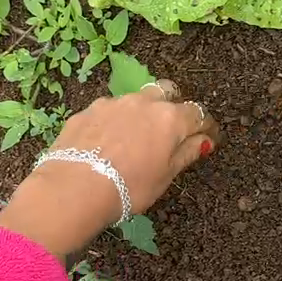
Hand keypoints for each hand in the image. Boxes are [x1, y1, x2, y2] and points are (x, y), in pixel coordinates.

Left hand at [0, 80, 216, 257]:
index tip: (207, 138)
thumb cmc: (129, 187)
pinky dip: (114, 122)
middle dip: (174, 105)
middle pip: (167, 92)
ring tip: (134, 138)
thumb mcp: (165, 176)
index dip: (205, 126)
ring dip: (141, 113)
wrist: (74, 188)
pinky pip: (108, 111)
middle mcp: (143, 102)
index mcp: (170, 119)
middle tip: (171, 129)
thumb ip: (186, 153)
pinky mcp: (87, 111)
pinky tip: (106, 143)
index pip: (198, 114)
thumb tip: (203, 141)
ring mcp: (113, 103)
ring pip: (135, 100)